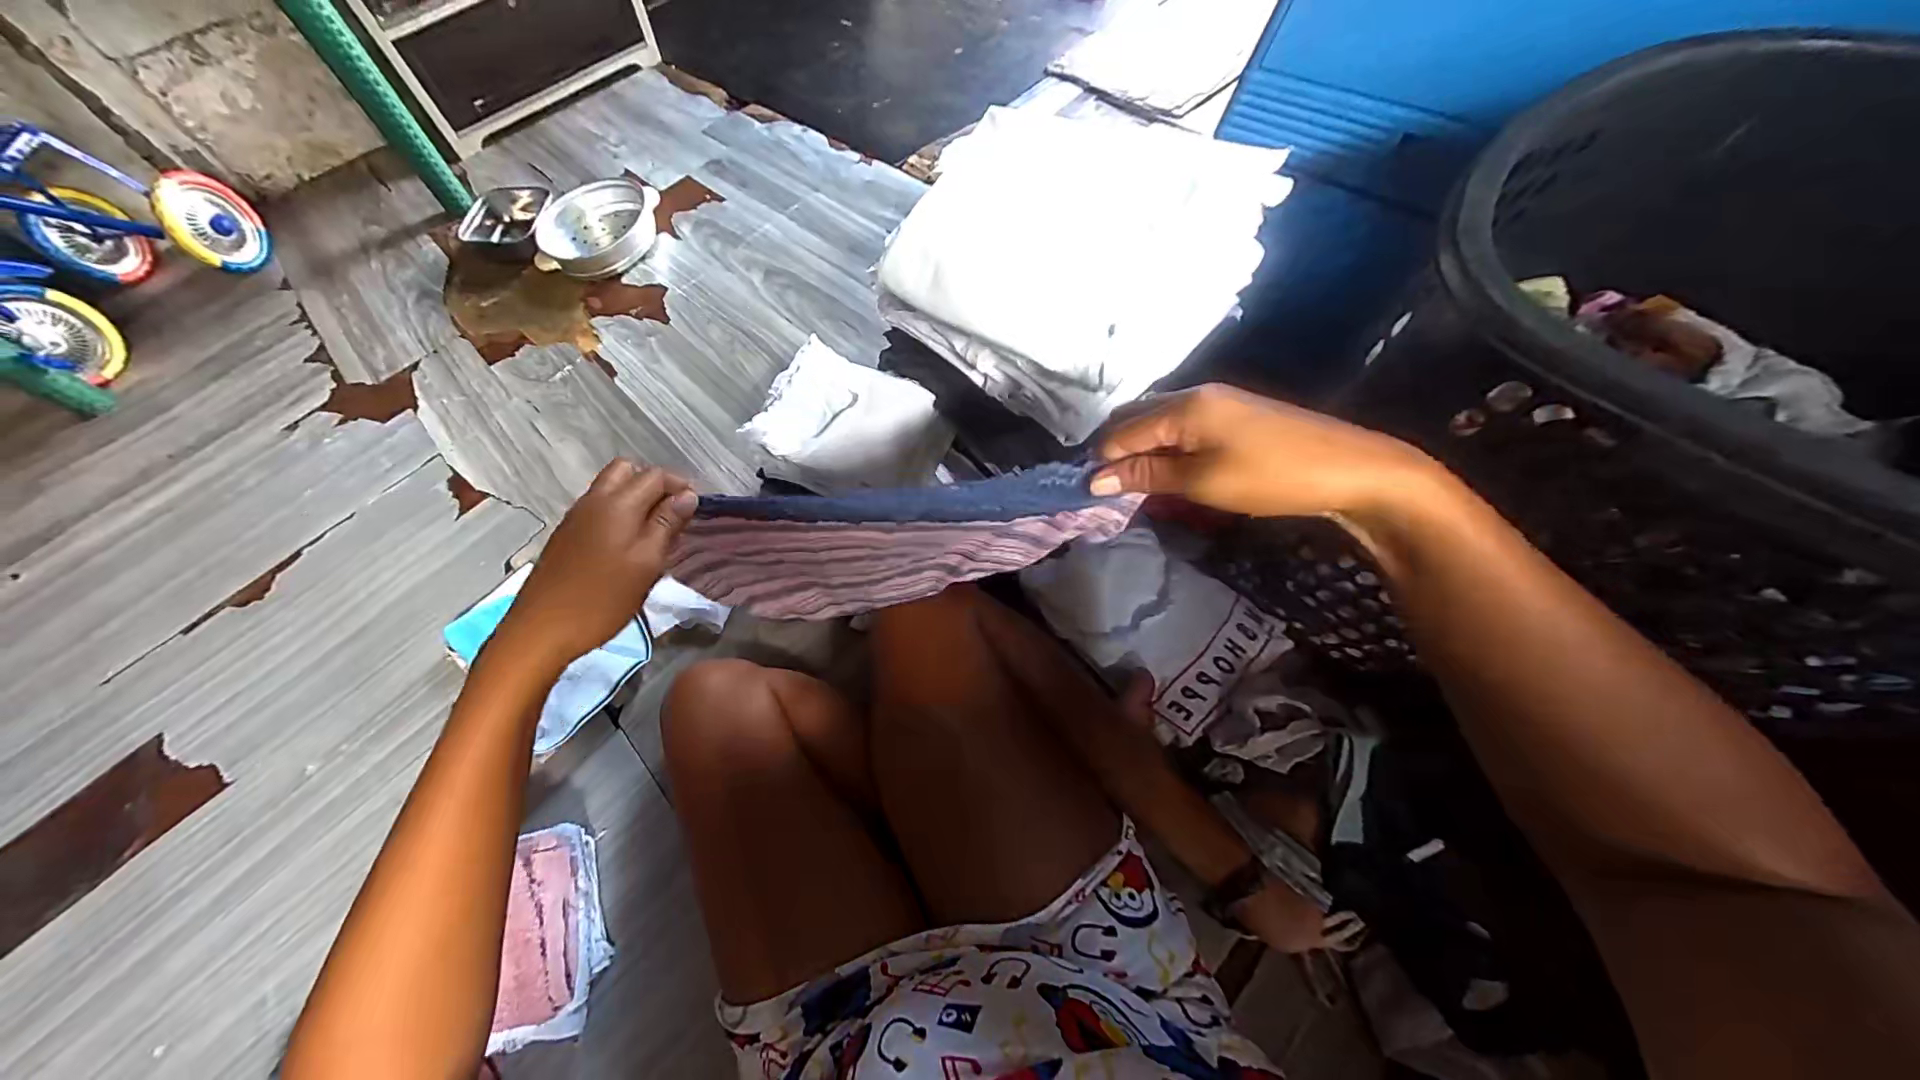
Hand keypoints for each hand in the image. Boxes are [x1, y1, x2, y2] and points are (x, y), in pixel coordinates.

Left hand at [495, 461, 696, 670]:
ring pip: (612, 488)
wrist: (542, 629)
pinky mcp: (568, 535)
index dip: (681, 486)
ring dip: (638, 498)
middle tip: (675, 514)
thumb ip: (667, 524)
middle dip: (655, 485)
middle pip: (628, 471)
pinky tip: (631, 544)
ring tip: (658, 531)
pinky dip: (621, 513)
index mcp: (617, 504)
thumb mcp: (647, 562)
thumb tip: (688, 496)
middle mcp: (594, 501)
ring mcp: (577, 517)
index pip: (656, 476)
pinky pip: (600, 508)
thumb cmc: (603, 598)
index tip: (698, 509)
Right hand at [1088, 384, 1444, 522]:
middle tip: (1108, 490)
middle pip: (1134, 417)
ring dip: (1139, 449)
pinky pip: (1180, 426)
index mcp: (1182, 406)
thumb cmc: (1270, 476)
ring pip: (1157, 421)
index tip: (1087, 493)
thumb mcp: (1201, 482)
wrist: (1351, 468)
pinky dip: (1163, 447)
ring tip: (1133, 484)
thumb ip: (1146, 475)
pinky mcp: (1233, 414)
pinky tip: (1166, 470)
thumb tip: (1095, 478)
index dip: (1100, 461)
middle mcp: (1194, 394)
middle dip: (1114, 451)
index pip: (1121, 430)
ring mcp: (1217, 401)